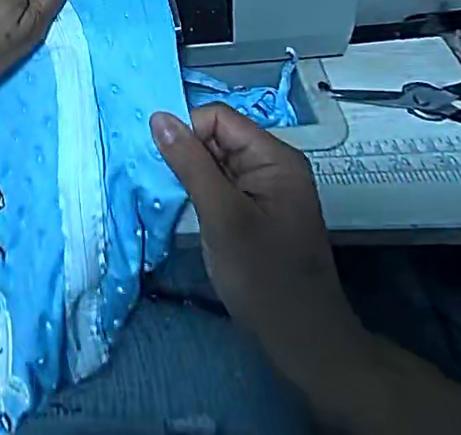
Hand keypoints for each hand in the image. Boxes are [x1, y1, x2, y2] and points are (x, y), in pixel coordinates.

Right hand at [151, 105, 363, 372]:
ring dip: (192, 178)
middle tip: (168, 188)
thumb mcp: (222, 216)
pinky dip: (201, 195)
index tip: (166, 166)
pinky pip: (221, 185)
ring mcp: (264, 188)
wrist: (302, 342)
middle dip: (188, 156)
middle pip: (216, 137)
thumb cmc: (264, 277)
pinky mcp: (255, 210)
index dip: (188, 133)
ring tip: (180, 204)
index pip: (218, 118)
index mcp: (273, 156)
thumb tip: (159, 117)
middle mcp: (271, 164)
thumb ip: (189, 163)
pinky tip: (192, 215)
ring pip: (214, 162)